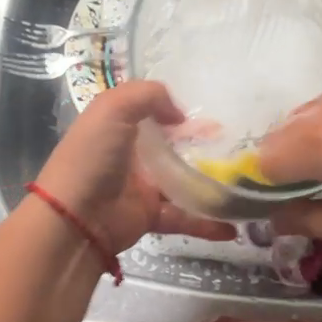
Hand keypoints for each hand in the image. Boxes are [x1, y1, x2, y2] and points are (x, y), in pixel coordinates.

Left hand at [33, 81, 236, 251]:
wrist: (75, 217)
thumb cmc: (93, 156)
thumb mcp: (113, 107)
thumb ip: (149, 95)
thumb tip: (179, 115)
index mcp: (119, 124)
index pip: (153, 111)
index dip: (180, 109)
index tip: (215, 111)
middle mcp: (132, 153)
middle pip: (175, 145)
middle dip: (206, 144)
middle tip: (241, 144)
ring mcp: (142, 185)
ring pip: (184, 181)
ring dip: (212, 183)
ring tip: (245, 182)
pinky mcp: (151, 215)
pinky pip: (185, 217)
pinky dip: (208, 223)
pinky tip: (233, 226)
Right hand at [256, 88, 321, 246]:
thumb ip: (305, 222)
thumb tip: (273, 222)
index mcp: (315, 141)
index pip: (263, 163)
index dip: (264, 189)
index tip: (279, 208)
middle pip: (278, 136)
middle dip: (281, 165)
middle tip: (304, 195)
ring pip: (302, 119)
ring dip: (302, 144)